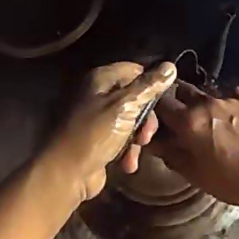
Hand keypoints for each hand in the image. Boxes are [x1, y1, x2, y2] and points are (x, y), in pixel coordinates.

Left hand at [47, 61, 175, 203]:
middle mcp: (97, 94)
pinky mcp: (99, 140)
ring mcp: (98, 118)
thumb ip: (148, 86)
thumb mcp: (125, 107)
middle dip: (146, 118)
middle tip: (147, 134)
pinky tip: (128, 163)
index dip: (151, 84)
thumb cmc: (96, 134)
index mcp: (100, 79)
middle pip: (135, 98)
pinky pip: (122, 139)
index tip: (164, 101)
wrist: (68, 173)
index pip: (134, 70)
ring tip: (137, 149)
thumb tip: (170, 65)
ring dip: (137, 138)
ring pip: (131, 121)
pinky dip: (127, 150)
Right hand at [150, 82, 238, 212]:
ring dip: (199, 102)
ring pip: (203, 92)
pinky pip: (228, 94)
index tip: (157, 120)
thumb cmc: (230, 180)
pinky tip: (231, 117)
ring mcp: (226, 98)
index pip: (158, 103)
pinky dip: (225, 103)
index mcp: (186, 121)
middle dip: (176, 100)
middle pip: (179, 90)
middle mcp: (203, 103)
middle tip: (180, 118)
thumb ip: (170, 153)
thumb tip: (153, 142)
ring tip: (207, 120)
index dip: (155, 110)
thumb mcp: (193, 174)